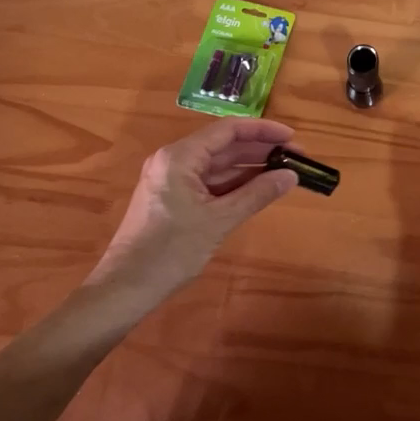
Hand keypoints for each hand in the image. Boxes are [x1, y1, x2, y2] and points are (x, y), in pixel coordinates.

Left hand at [86, 118, 298, 309]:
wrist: (123, 290)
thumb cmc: (170, 252)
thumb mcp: (219, 221)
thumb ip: (257, 194)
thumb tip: (292, 175)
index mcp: (180, 157)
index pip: (229, 130)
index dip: (263, 130)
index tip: (293, 137)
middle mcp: (174, 160)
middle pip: (224, 145)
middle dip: (260, 150)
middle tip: (295, 157)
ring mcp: (171, 179)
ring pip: (218, 165)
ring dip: (250, 167)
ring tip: (283, 171)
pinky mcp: (172, 198)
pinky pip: (209, 182)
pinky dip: (234, 184)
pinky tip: (258, 189)